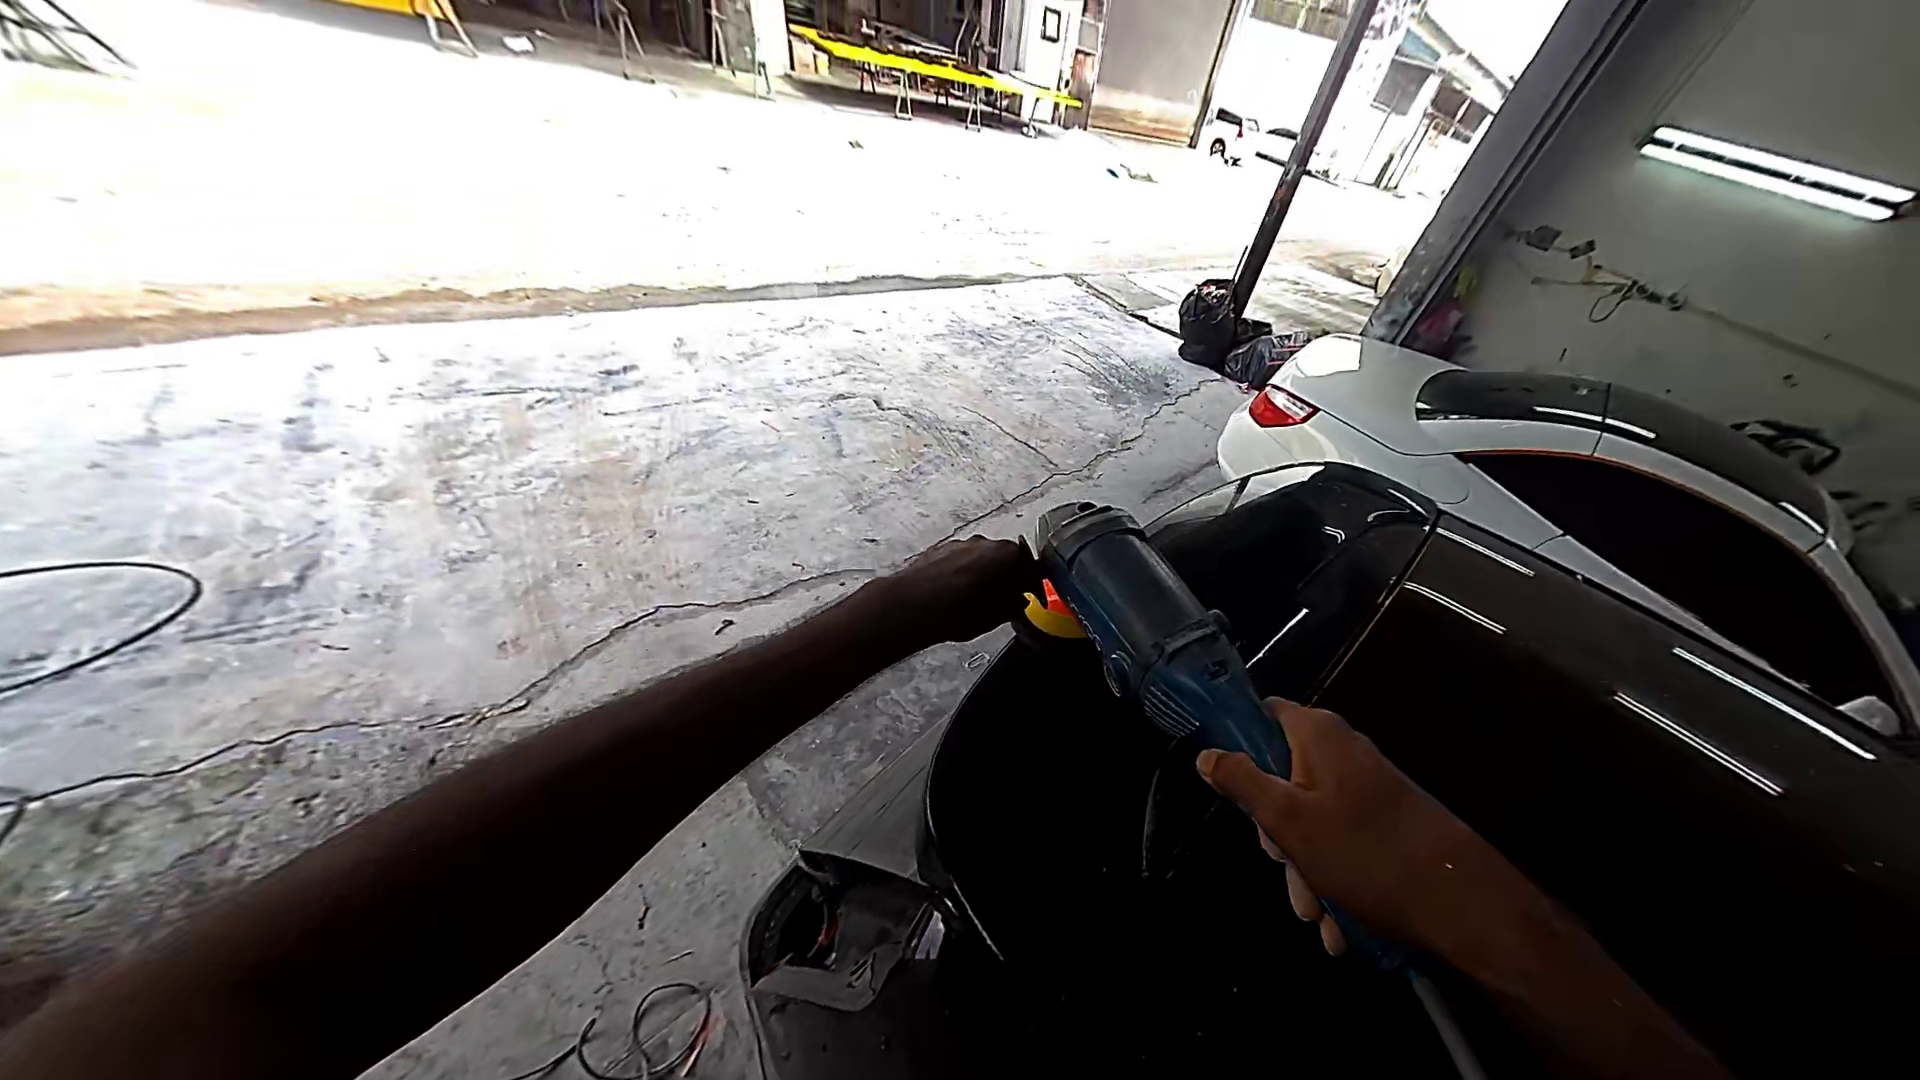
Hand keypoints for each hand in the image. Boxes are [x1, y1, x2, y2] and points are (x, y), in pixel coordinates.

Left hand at [874, 536, 1039, 645]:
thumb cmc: (960, 610)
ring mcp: (961, 543)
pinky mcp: (939, 549)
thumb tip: (1017, 602)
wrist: (916, 605)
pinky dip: (962, 573)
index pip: (1031, 568)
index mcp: (1010, 555)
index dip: (1032, 585)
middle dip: (1007, 575)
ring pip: (980, 557)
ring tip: (977, 598)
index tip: (1032, 594)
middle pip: (1005, 558)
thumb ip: (1014, 605)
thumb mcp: (998, 616)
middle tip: (1006, 597)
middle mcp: (986, 542)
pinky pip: (959, 560)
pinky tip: (956, 592)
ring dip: (982, 573)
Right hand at [1196, 699, 1493, 953]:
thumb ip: (1239, 780)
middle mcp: (1343, 750)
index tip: (1230, 783)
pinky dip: (1334, 875)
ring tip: (1316, 912)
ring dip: (1304, 865)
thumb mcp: (1285, 819)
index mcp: (1317, 734)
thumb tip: (1206, 755)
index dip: (1238, 740)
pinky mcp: (1388, 820)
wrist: (1475, 913)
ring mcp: (1368, 787)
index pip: (1262, 712)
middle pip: (1281, 773)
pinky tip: (1340, 921)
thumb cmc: (1367, 853)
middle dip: (1275, 829)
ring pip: (1310, 816)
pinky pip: (1342, 839)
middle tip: (1282, 863)